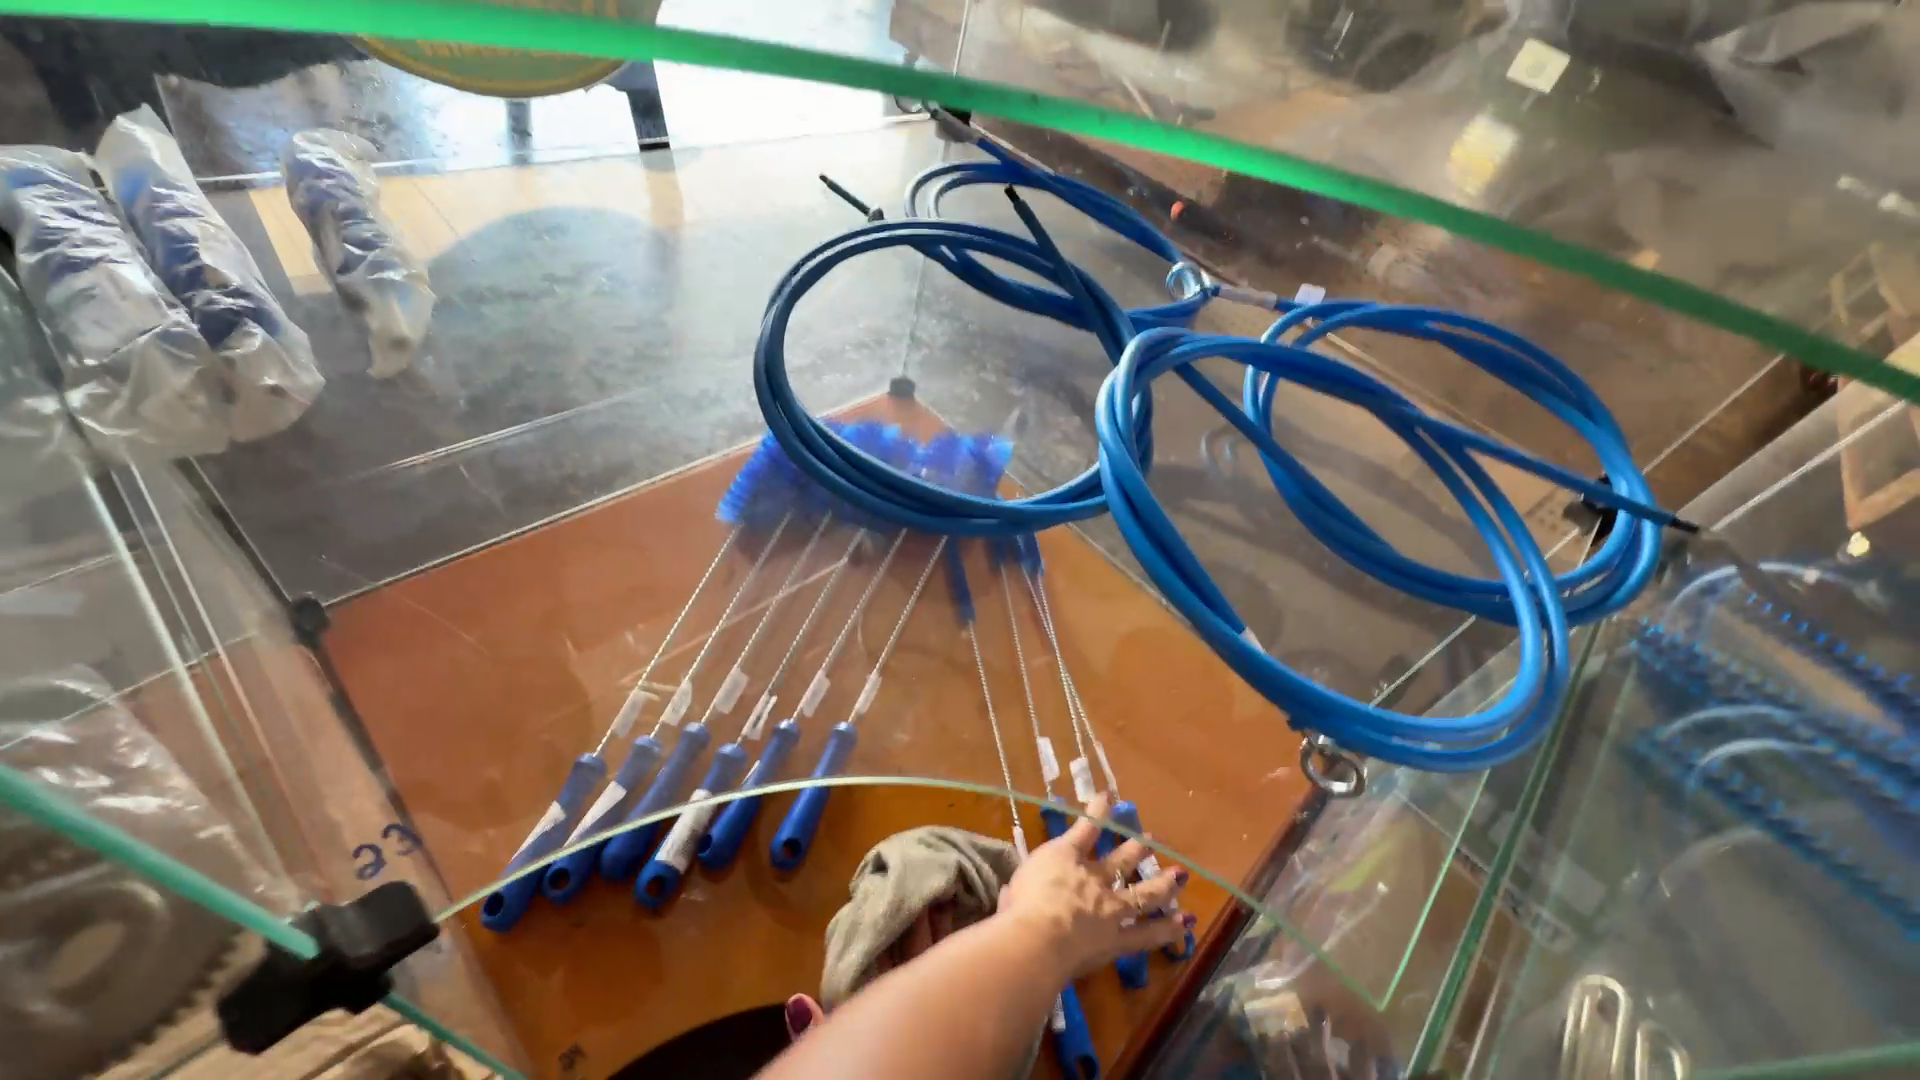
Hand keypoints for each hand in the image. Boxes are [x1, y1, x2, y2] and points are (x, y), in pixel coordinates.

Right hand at [995, 794, 1193, 978]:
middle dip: (1137, 847)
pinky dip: (1168, 929)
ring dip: (1164, 884)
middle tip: (1151, 837)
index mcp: (1066, 858)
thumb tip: (1014, 893)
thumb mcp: (1013, 888)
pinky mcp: (1119, 940)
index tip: (1108, 796)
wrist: (1039, 938)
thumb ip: (1018, 889)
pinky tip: (1185, 923)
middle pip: (1121, 859)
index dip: (1098, 810)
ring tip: (1181, 876)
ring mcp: (1111, 909)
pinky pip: (1147, 934)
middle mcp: (1094, 878)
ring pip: (1143, 894)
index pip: (1085, 827)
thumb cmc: (1020, 906)